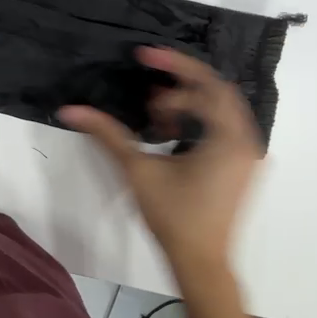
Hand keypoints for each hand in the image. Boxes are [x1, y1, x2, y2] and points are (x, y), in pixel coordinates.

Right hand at [59, 47, 263, 275]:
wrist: (201, 261)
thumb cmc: (174, 214)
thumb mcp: (137, 168)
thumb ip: (107, 133)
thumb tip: (70, 109)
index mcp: (229, 138)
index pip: (206, 85)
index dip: (173, 65)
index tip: (142, 56)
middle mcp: (247, 142)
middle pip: (219, 91)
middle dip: (181, 77)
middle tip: (148, 68)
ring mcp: (246, 156)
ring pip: (221, 109)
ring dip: (187, 99)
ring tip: (152, 105)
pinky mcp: (239, 167)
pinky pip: (222, 126)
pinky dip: (196, 117)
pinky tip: (167, 127)